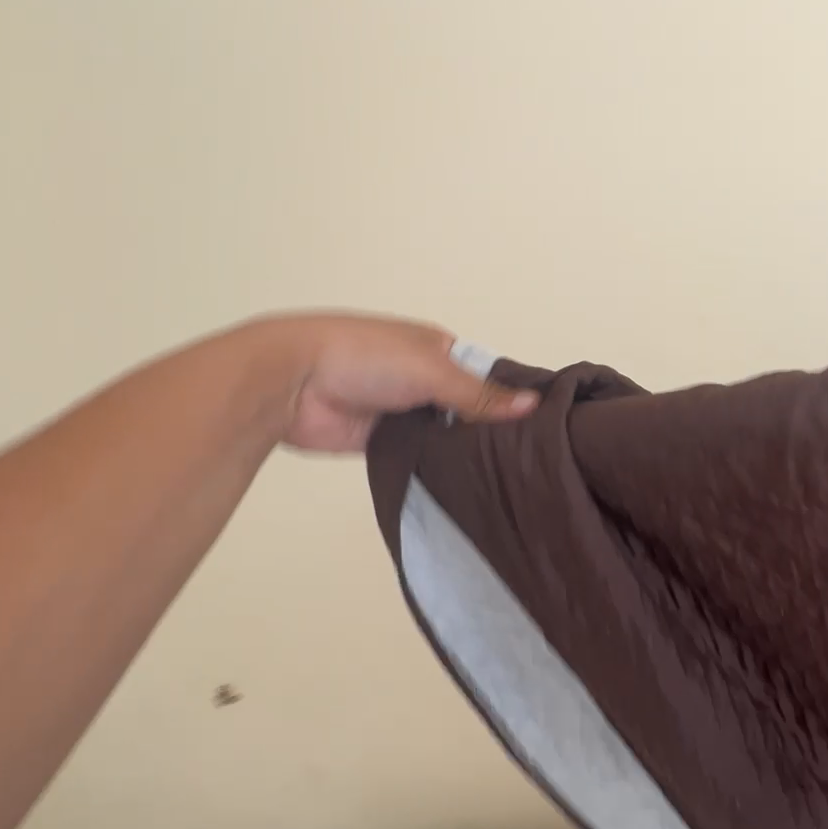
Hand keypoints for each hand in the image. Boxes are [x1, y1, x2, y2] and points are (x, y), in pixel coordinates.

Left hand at [246, 314, 537, 452]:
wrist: (286, 381)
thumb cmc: (368, 357)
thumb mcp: (435, 370)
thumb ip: (482, 394)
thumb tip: (534, 405)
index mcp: (439, 350)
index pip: (487, 374)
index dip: (511, 394)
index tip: (541, 420)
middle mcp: (424, 378)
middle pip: (468, 405)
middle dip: (490, 424)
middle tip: (530, 452)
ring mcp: (401, 410)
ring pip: (445, 430)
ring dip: (464, 445)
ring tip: (507, 470)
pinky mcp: (379, 440)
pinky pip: (418, 452)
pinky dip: (437, 462)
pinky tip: (467, 478)